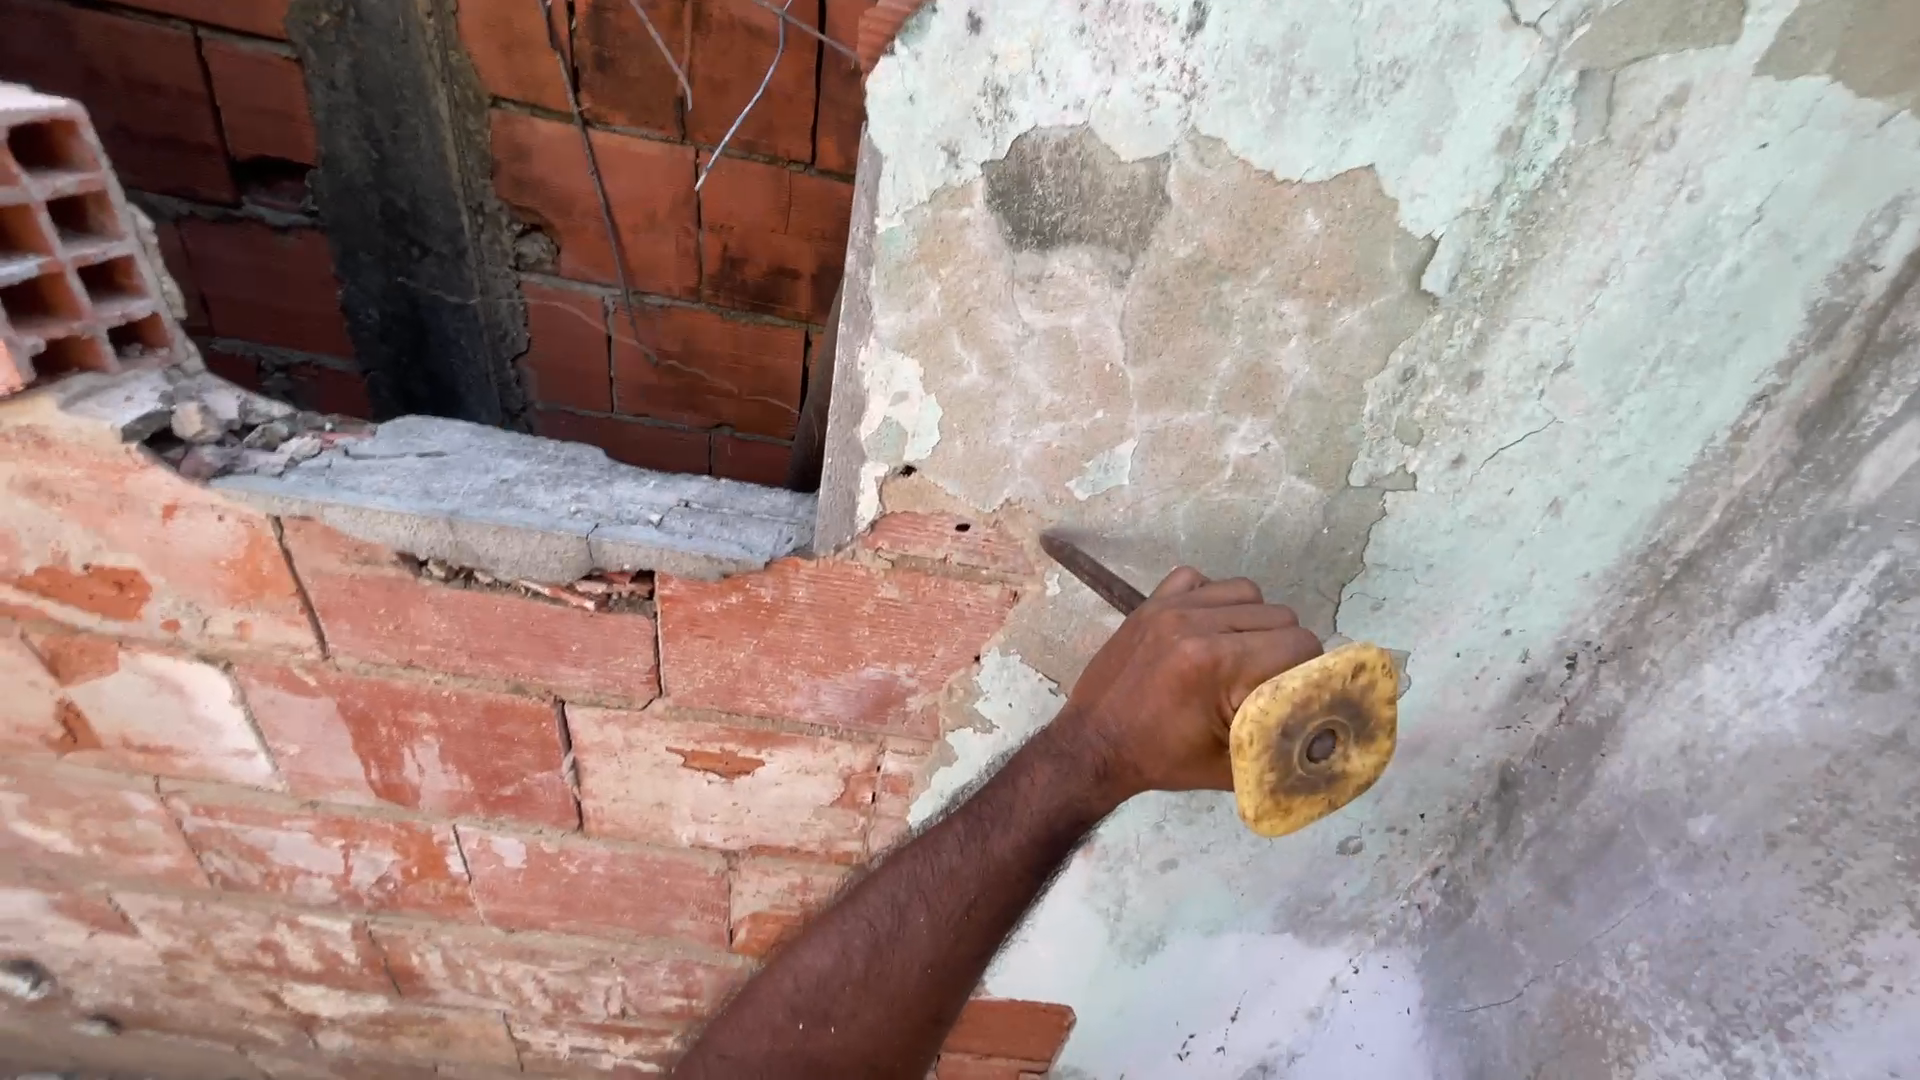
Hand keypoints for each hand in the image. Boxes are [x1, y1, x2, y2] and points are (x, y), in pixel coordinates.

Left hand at [1045, 567, 1323, 806]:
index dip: (1309, 669)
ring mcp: (1168, 607)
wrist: (1094, 744)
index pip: (1299, 643)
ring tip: (1240, 652)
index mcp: (1217, 662)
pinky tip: (1207, 627)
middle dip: (1284, 648)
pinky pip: (1198, 579)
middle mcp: (1194, 623)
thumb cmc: (1162, 759)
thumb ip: (1283, 737)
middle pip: (1278, 615)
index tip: (1297, 690)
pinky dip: (1211, 597)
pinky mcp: (1149, 603)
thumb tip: (1329, 727)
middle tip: (1268, 679)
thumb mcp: (1233, 763)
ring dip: (1252, 620)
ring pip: (1244, 591)